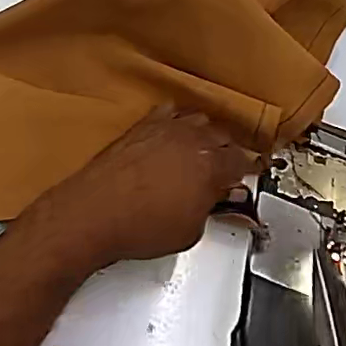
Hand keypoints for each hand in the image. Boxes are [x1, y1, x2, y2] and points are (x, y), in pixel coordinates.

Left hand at [14, 106, 259, 273]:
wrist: (95, 213)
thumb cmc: (139, 225)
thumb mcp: (190, 231)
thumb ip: (211, 210)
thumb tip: (214, 204)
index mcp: (212, 165)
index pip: (244, 161)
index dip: (250, 170)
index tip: (251, 174)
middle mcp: (193, 138)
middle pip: (224, 136)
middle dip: (229, 152)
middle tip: (227, 170)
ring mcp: (168, 127)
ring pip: (199, 121)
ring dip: (205, 135)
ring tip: (202, 153)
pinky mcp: (144, 125)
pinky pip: (170, 114)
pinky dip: (177, 123)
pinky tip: (174, 134)